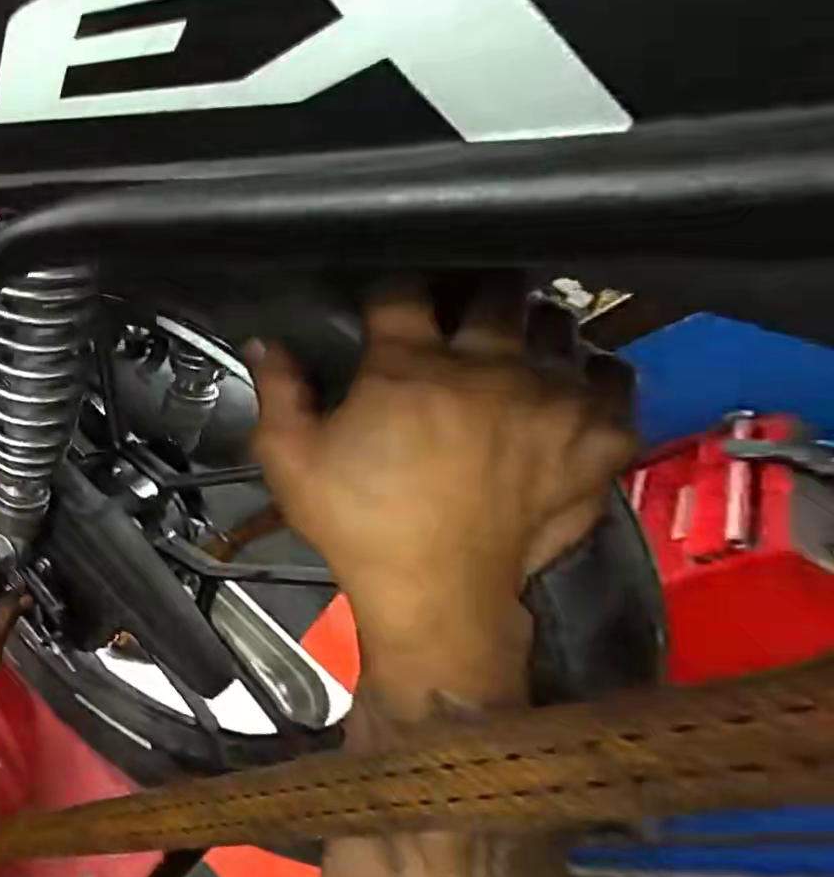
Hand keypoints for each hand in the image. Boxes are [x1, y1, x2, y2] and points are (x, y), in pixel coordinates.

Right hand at [248, 285, 635, 696]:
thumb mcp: (287, 455)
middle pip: (495, 293)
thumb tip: (263, 344)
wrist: (434, 589)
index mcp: (406, 369)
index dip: (389, 286)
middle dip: (469, 288)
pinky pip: (612, 377)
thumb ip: (277, 390)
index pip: (402, 293)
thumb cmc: (352, 518)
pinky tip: (559, 381)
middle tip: (451, 304)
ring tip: (505, 337)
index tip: (382, 296)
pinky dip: (586, 370)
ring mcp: (554, 401)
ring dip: (528, 323)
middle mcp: (488, 371)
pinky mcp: (598, 439)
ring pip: (560, 324)